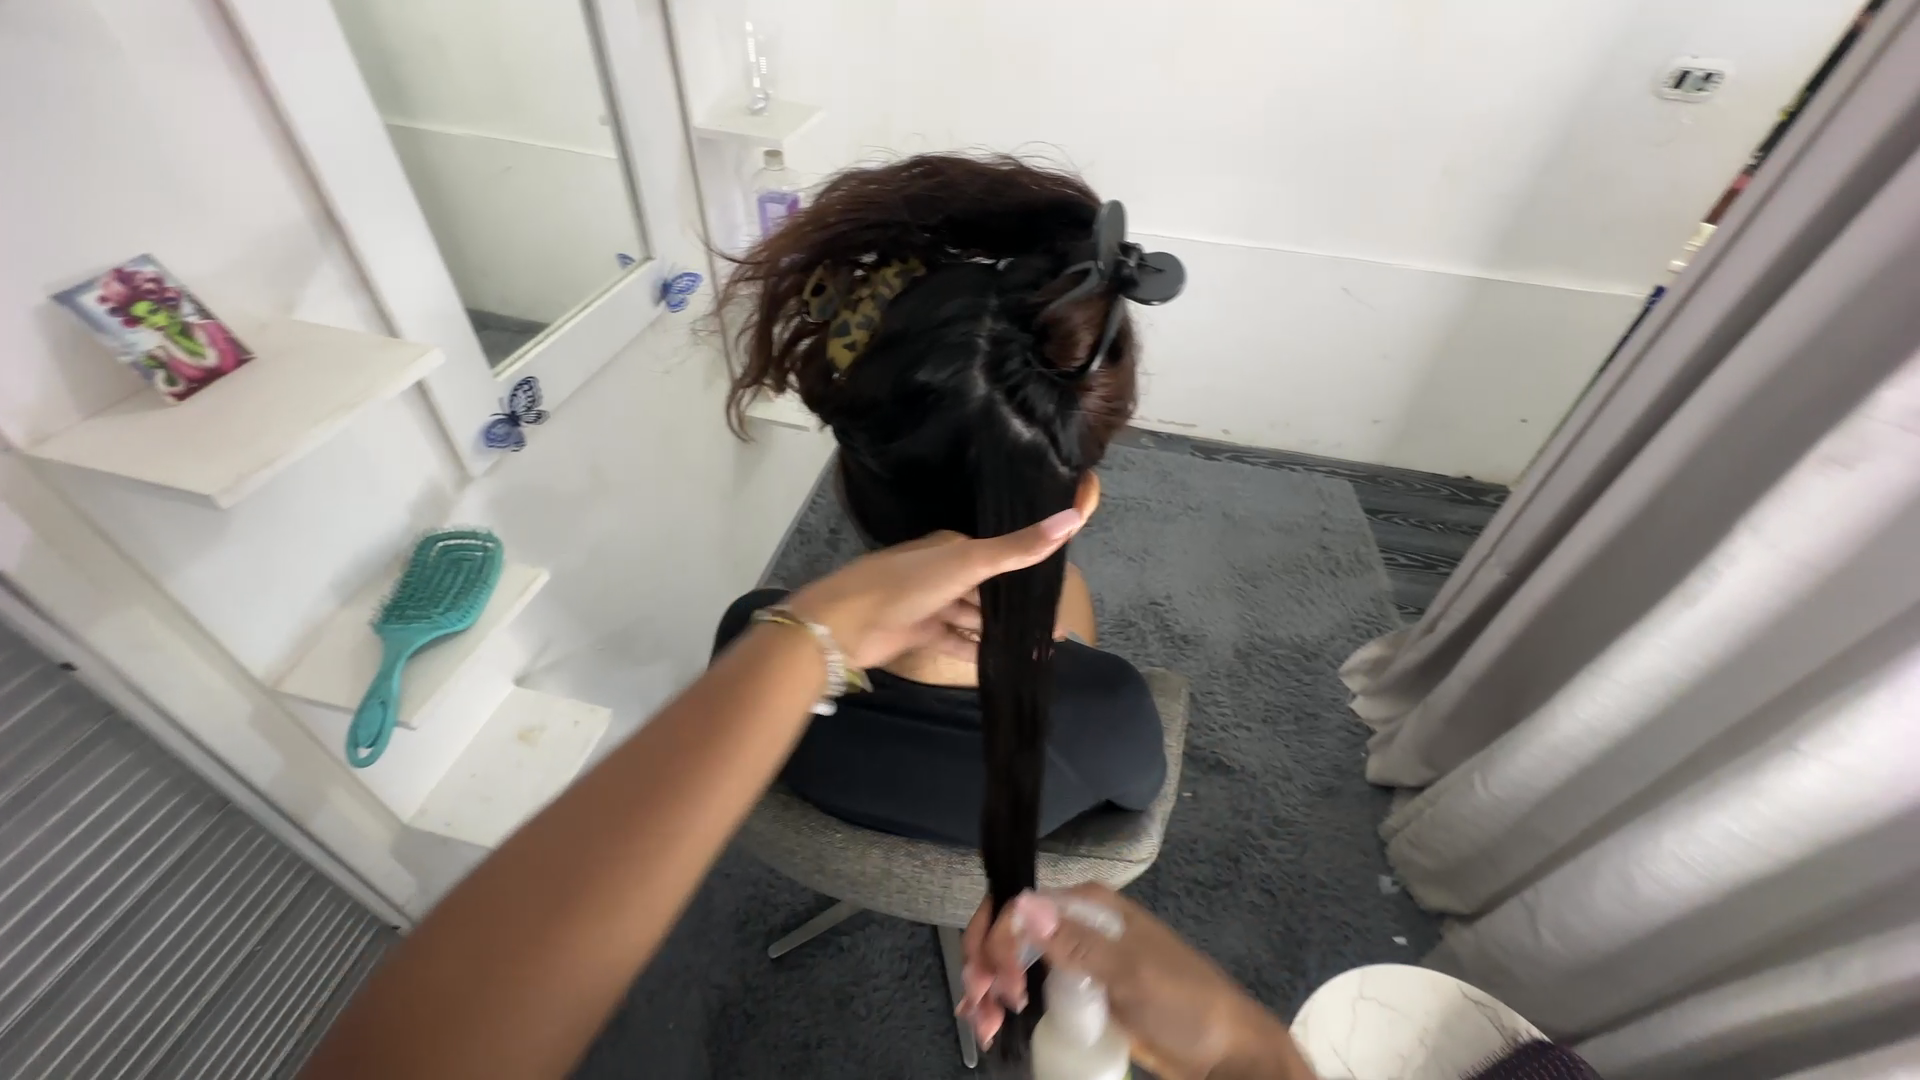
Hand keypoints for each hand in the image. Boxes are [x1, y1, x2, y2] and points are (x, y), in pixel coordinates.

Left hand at [783, 509, 1082, 670]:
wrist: (844, 623)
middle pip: (990, 590)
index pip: (1001, 555)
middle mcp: (944, 572)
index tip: (1061, 590)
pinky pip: (957, 642)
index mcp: (954, 547)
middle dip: (1020, 607)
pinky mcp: (920, 633)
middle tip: (1058, 629)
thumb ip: (1018, 547)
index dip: (1030, 571)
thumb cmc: (907, 584)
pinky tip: (1005, 664)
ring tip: (1040, 649)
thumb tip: (1071, 518)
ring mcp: (931, 604)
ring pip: (975, 618)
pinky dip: (979, 651)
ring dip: (1003, 631)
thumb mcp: (968, 562)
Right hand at [960, 885, 1307, 1079]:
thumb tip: (1023, 904)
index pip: (1020, 907)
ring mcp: (1077, 961)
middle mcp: (1077, 924)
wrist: (1226, 1053)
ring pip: (1014, 961)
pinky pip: (1031, 989)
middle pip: (1010, 931)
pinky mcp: (1079, 994)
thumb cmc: (1184, 1004)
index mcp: (1088, 904)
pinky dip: (1005, 1004)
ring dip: (988, 987)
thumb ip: (1077, 944)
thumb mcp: (1132, 974)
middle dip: (984, 963)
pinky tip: (993, 1024)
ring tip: (984, 1025)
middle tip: (979, 1007)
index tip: (997, 986)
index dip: (997, 940)